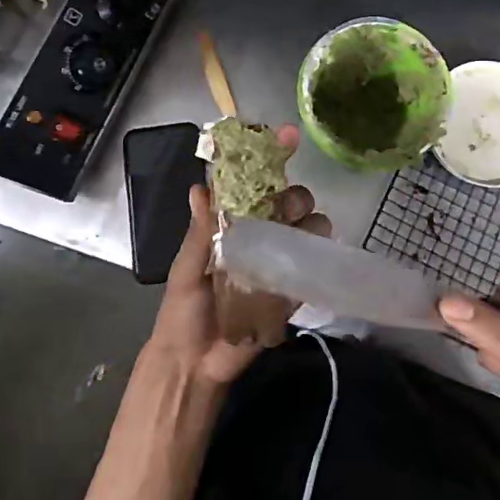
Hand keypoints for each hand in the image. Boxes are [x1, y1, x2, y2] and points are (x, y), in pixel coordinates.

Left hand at [141, 126, 329, 385]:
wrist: (195, 363)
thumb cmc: (183, 309)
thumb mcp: (186, 268)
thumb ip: (200, 232)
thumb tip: (199, 187)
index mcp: (233, 223)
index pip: (255, 182)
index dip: (272, 157)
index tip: (287, 136)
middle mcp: (260, 235)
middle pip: (291, 201)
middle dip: (296, 196)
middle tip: (289, 207)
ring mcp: (279, 261)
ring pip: (310, 229)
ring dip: (311, 225)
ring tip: (298, 237)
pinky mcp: (292, 290)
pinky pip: (313, 268)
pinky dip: (315, 261)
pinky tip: (309, 264)